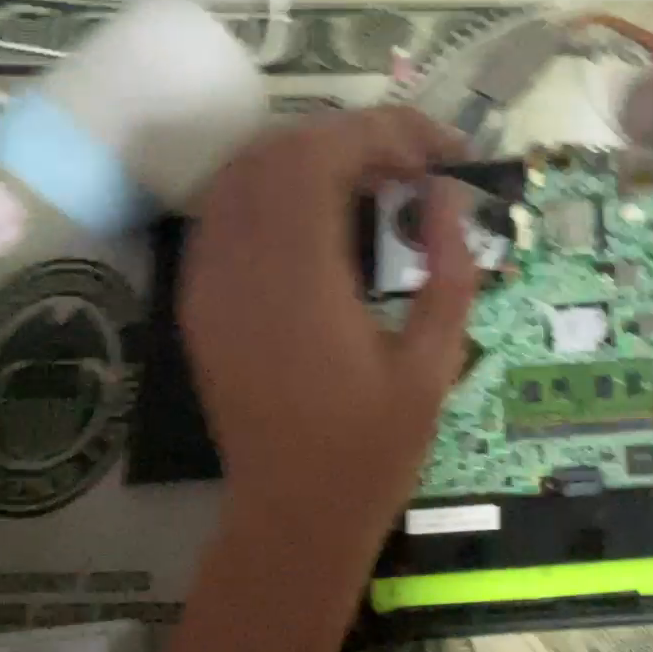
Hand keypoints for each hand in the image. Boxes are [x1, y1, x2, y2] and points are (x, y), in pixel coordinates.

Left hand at [181, 107, 474, 567]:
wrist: (294, 516)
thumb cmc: (374, 452)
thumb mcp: (434, 368)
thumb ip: (449, 274)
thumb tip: (450, 200)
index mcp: (301, 282)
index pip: (326, 156)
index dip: (388, 134)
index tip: (444, 156)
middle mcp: (241, 266)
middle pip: (282, 150)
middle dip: (357, 140)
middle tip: (419, 171)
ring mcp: (210, 281)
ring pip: (246, 172)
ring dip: (314, 159)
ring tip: (377, 186)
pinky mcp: (202, 300)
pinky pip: (228, 212)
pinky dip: (278, 191)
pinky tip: (325, 221)